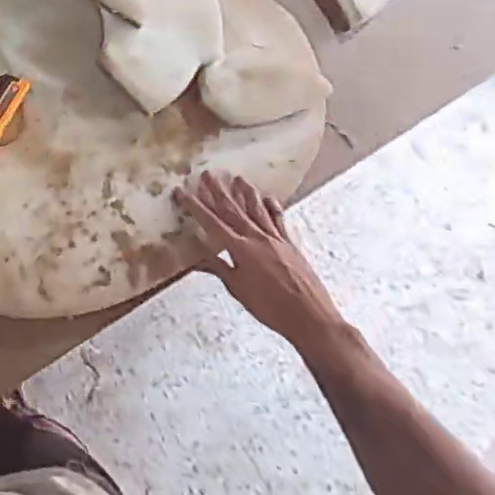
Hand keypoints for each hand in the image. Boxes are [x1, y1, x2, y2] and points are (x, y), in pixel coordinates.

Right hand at [176, 171, 352, 354]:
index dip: (194, 205)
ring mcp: (277, 241)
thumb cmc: (271, 308)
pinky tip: (268, 198)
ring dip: (245, 193)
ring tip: (237, 178)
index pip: (211, 222)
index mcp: (240, 249)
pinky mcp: (291, 246)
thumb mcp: (238, 289)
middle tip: (207, 174)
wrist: (313, 319)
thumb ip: (219, 268)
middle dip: (218, 191)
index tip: (181, 191)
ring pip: (257, 211)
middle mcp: (257, 239)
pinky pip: (279, 222)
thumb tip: (197, 257)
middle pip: (233, 210)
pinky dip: (273, 208)